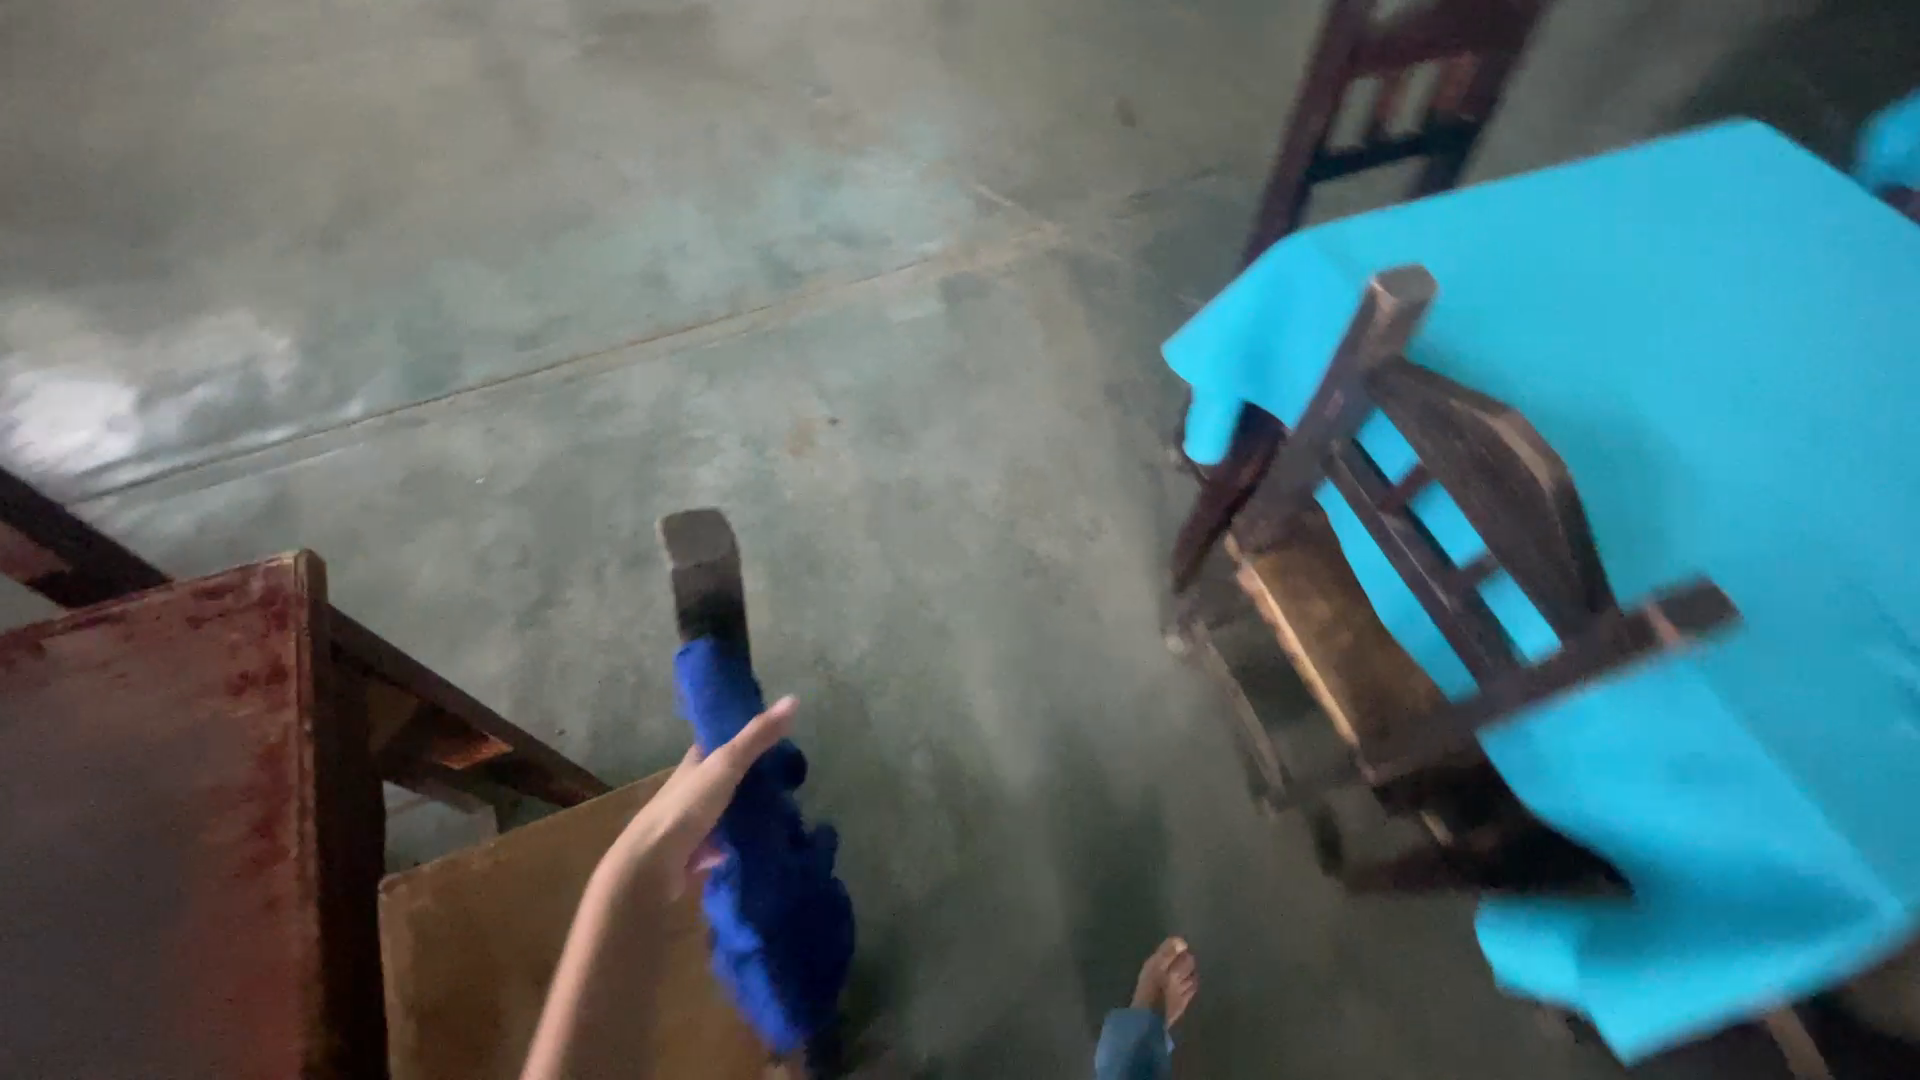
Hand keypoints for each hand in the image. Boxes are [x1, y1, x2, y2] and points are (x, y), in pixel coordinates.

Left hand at [617, 695, 796, 899]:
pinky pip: (729, 842)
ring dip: (753, 810)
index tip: (784, 737)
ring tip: (789, 808)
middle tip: (795, 776)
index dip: (750, 736)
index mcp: (697, 762)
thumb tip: (794, 699)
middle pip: (731, 776)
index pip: (725, 741)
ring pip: (732, 809)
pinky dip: (745, 841)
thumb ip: (757, 736)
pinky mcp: (699, 852)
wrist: (651, 866)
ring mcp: (696, 821)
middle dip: (758, 776)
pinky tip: (769, 841)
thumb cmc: (686, 807)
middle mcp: (694, 788)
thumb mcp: (726, 764)